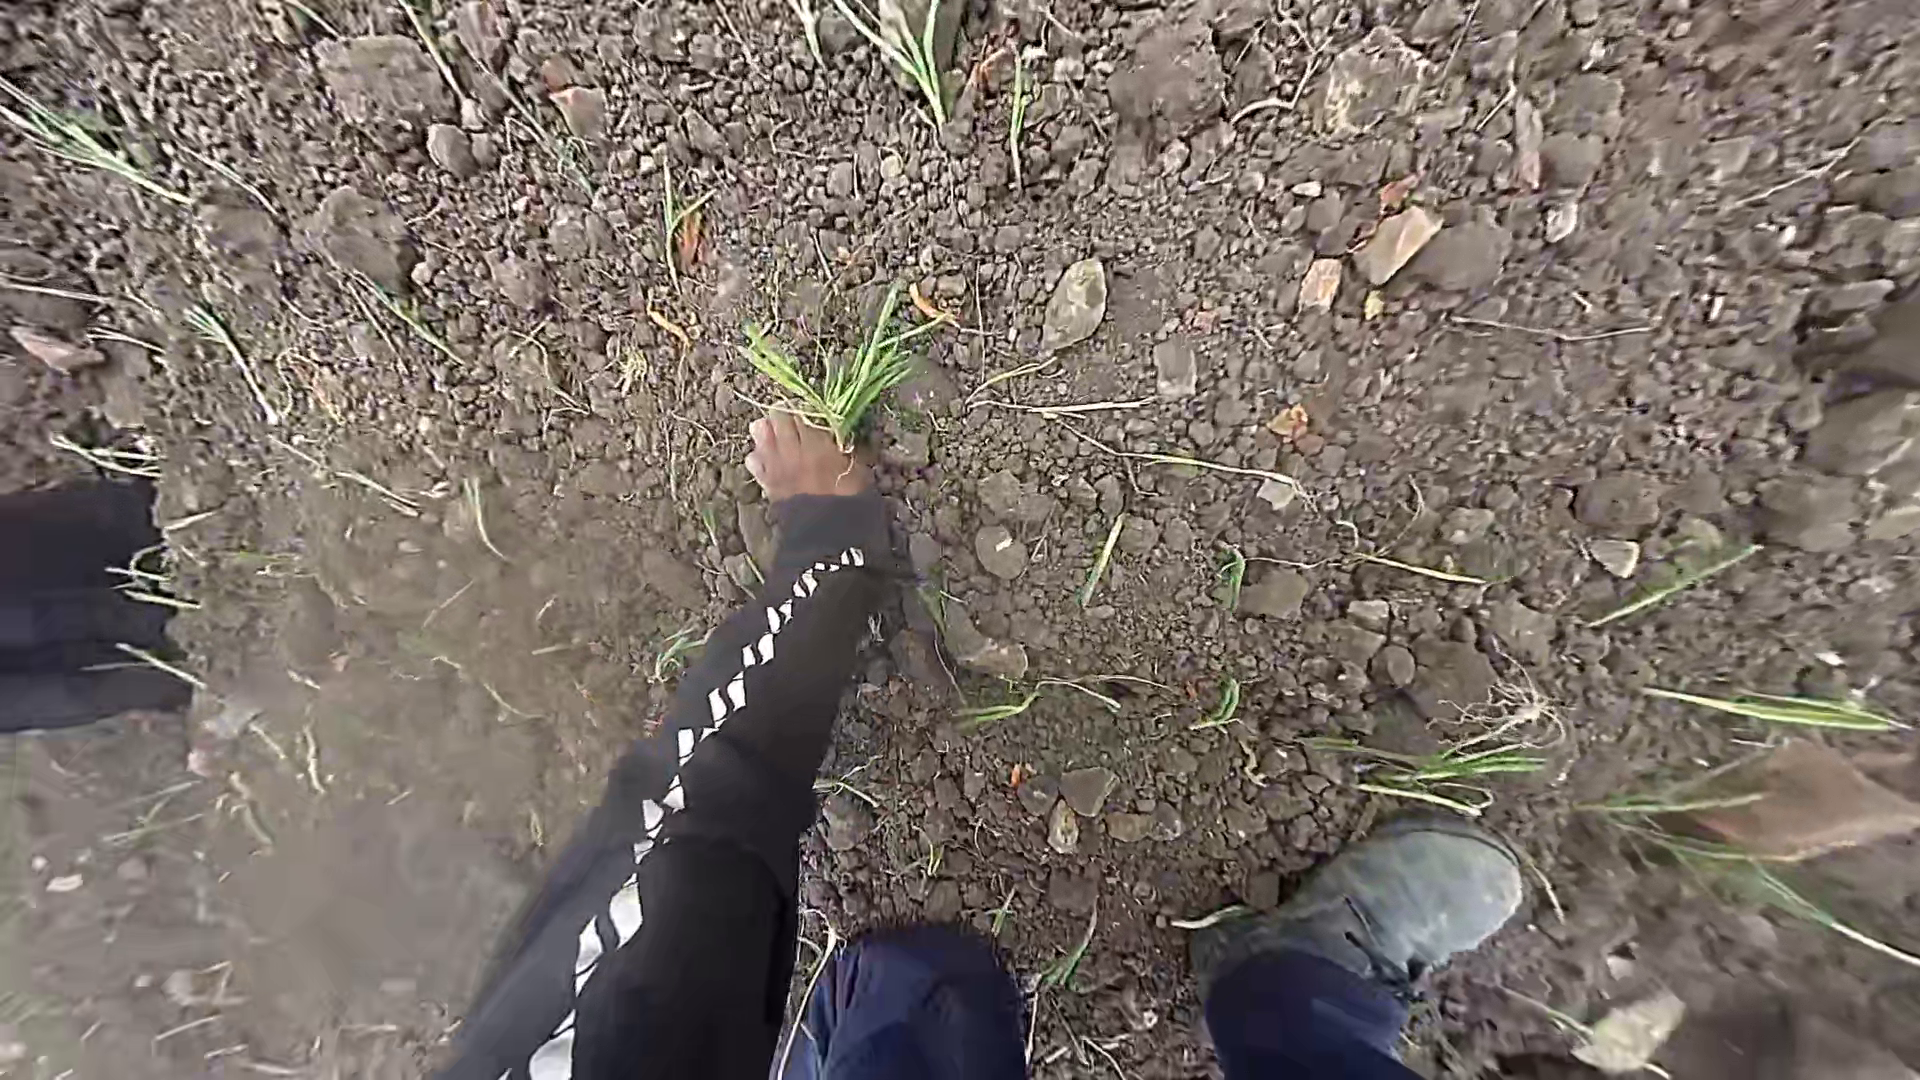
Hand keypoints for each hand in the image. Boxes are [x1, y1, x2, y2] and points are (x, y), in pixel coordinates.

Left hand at [745, 412, 870, 499]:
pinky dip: (758, 457)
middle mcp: (794, 447)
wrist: (827, 533)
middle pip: (780, 417)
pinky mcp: (768, 483)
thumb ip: (851, 449)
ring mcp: (777, 464)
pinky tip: (764, 458)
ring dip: (767, 431)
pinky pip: (755, 462)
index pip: (806, 413)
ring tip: (773, 432)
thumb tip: (847, 435)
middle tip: (793, 419)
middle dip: (785, 415)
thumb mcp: (861, 471)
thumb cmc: (852, 502)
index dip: (808, 410)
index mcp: (819, 441)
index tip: (812, 412)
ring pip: (762, 434)